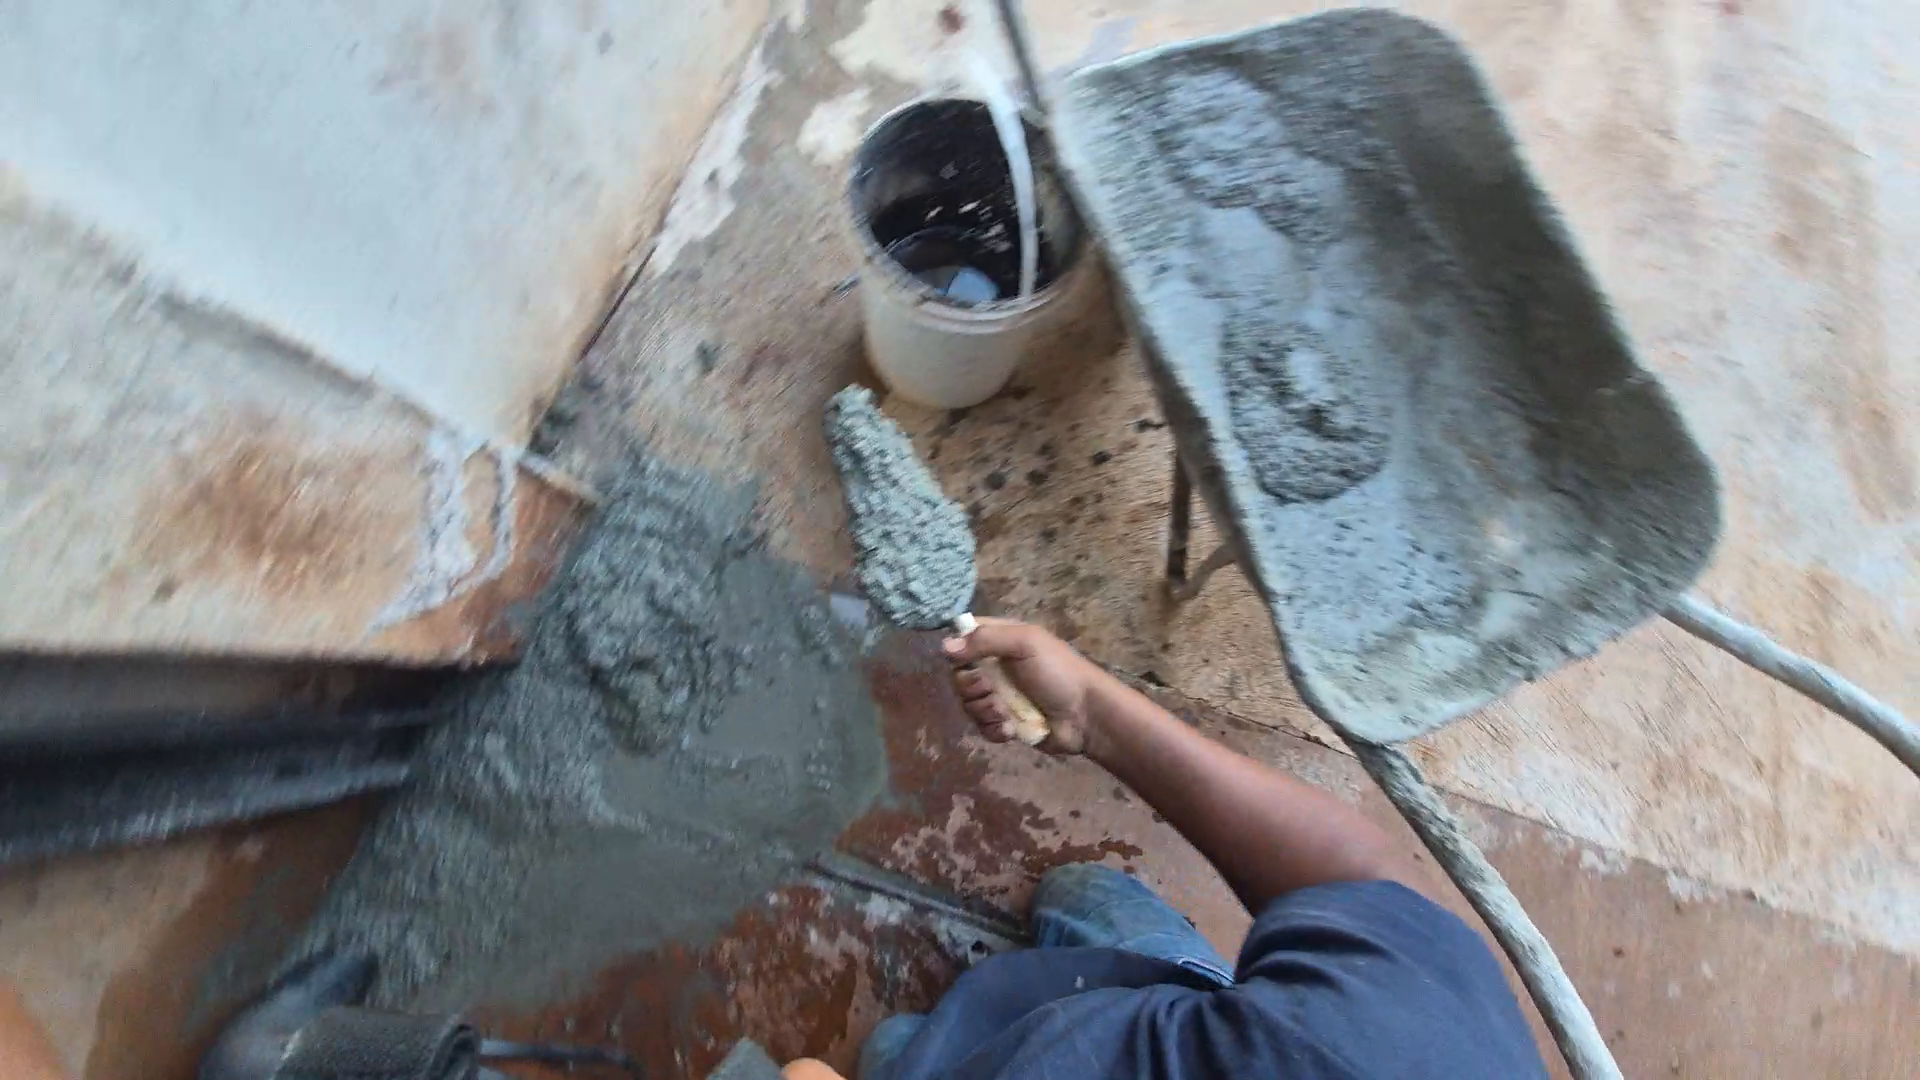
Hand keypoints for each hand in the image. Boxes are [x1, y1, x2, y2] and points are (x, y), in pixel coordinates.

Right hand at [942, 618, 1110, 754]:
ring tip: (1006, 713)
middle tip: (990, 689)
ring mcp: (1000, 696)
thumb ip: (985, 640)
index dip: (958, 650)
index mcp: (1000, 640)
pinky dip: (994, 729)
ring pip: (968, 704)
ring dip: (985, 710)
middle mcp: (996, 666)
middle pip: (960, 676)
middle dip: (972, 687)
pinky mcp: (1004, 723)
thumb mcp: (1025, 643)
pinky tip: (1011, 729)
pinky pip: (982, 727)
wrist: (1086, 716)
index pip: (963, 639)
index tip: (964, 660)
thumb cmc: (1058, 672)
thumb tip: (944, 647)